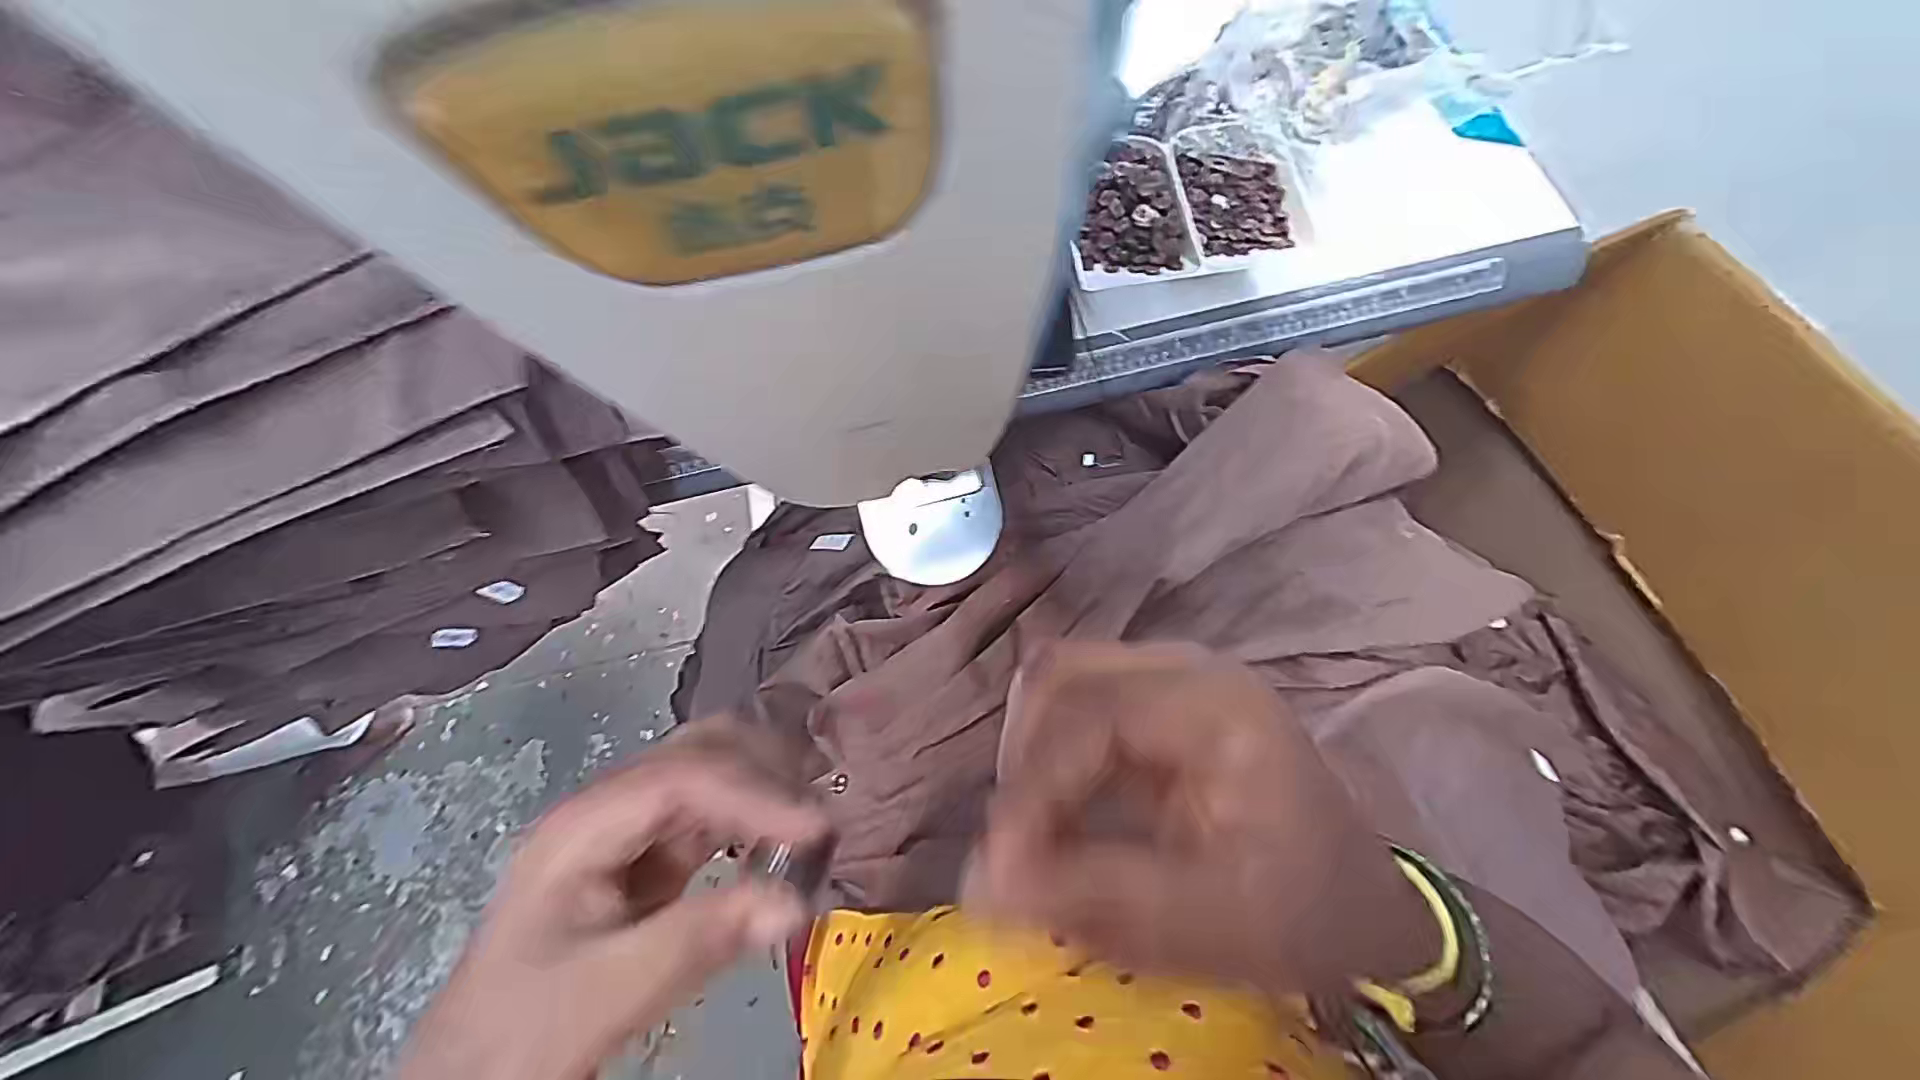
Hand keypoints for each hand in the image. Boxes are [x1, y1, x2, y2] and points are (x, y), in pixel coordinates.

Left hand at [399, 720, 829, 1079]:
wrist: (473, 1072)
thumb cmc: (520, 1032)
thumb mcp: (601, 997)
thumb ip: (696, 944)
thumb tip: (795, 903)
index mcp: (585, 824)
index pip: (684, 780)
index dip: (756, 795)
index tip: (816, 829)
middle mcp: (612, 806)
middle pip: (701, 750)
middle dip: (768, 768)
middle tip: (823, 805)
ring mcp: (632, 824)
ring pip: (715, 768)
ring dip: (768, 782)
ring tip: (815, 813)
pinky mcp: (652, 851)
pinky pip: (718, 811)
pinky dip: (758, 815)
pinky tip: (785, 837)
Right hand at [964, 643, 1436, 997]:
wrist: (1354, 896)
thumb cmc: (1301, 910)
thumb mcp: (1212, 923)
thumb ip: (1096, 896)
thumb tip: (986, 878)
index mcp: (1216, 706)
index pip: (1091, 710)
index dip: (1035, 783)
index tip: (1004, 863)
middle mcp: (1183, 667)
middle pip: (1059, 673)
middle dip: (1023, 757)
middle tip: (1021, 839)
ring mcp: (1165, 673)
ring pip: (1055, 676)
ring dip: (1028, 747)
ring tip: (1035, 821)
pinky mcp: (1149, 695)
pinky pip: (1070, 696)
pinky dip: (1046, 746)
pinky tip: (1057, 802)